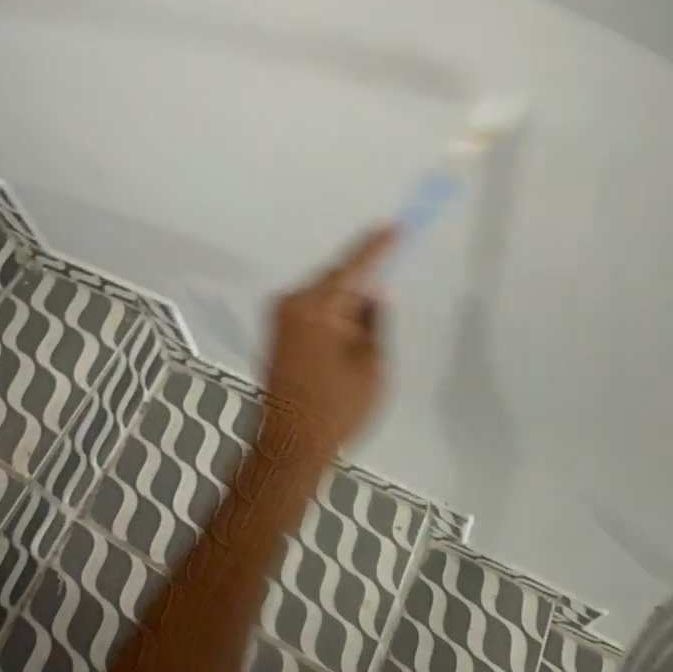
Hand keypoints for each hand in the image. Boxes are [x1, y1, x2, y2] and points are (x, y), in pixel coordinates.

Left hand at [261, 227, 396, 456]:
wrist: (291, 445)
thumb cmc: (337, 408)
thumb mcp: (372, 364)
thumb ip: (375, 319)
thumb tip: (378, 289)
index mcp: (314, 307)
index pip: (353, 268)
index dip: (377, 248)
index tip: (395, 226)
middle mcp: (291, 303)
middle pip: (335, 280)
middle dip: (363, 282)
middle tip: (390, 284)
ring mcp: (279, 318)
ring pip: (324, 296)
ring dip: (347, 303)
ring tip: (368, 330)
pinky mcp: (277, 332)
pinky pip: (312, 311)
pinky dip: (333, 315)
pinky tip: (349, 334)